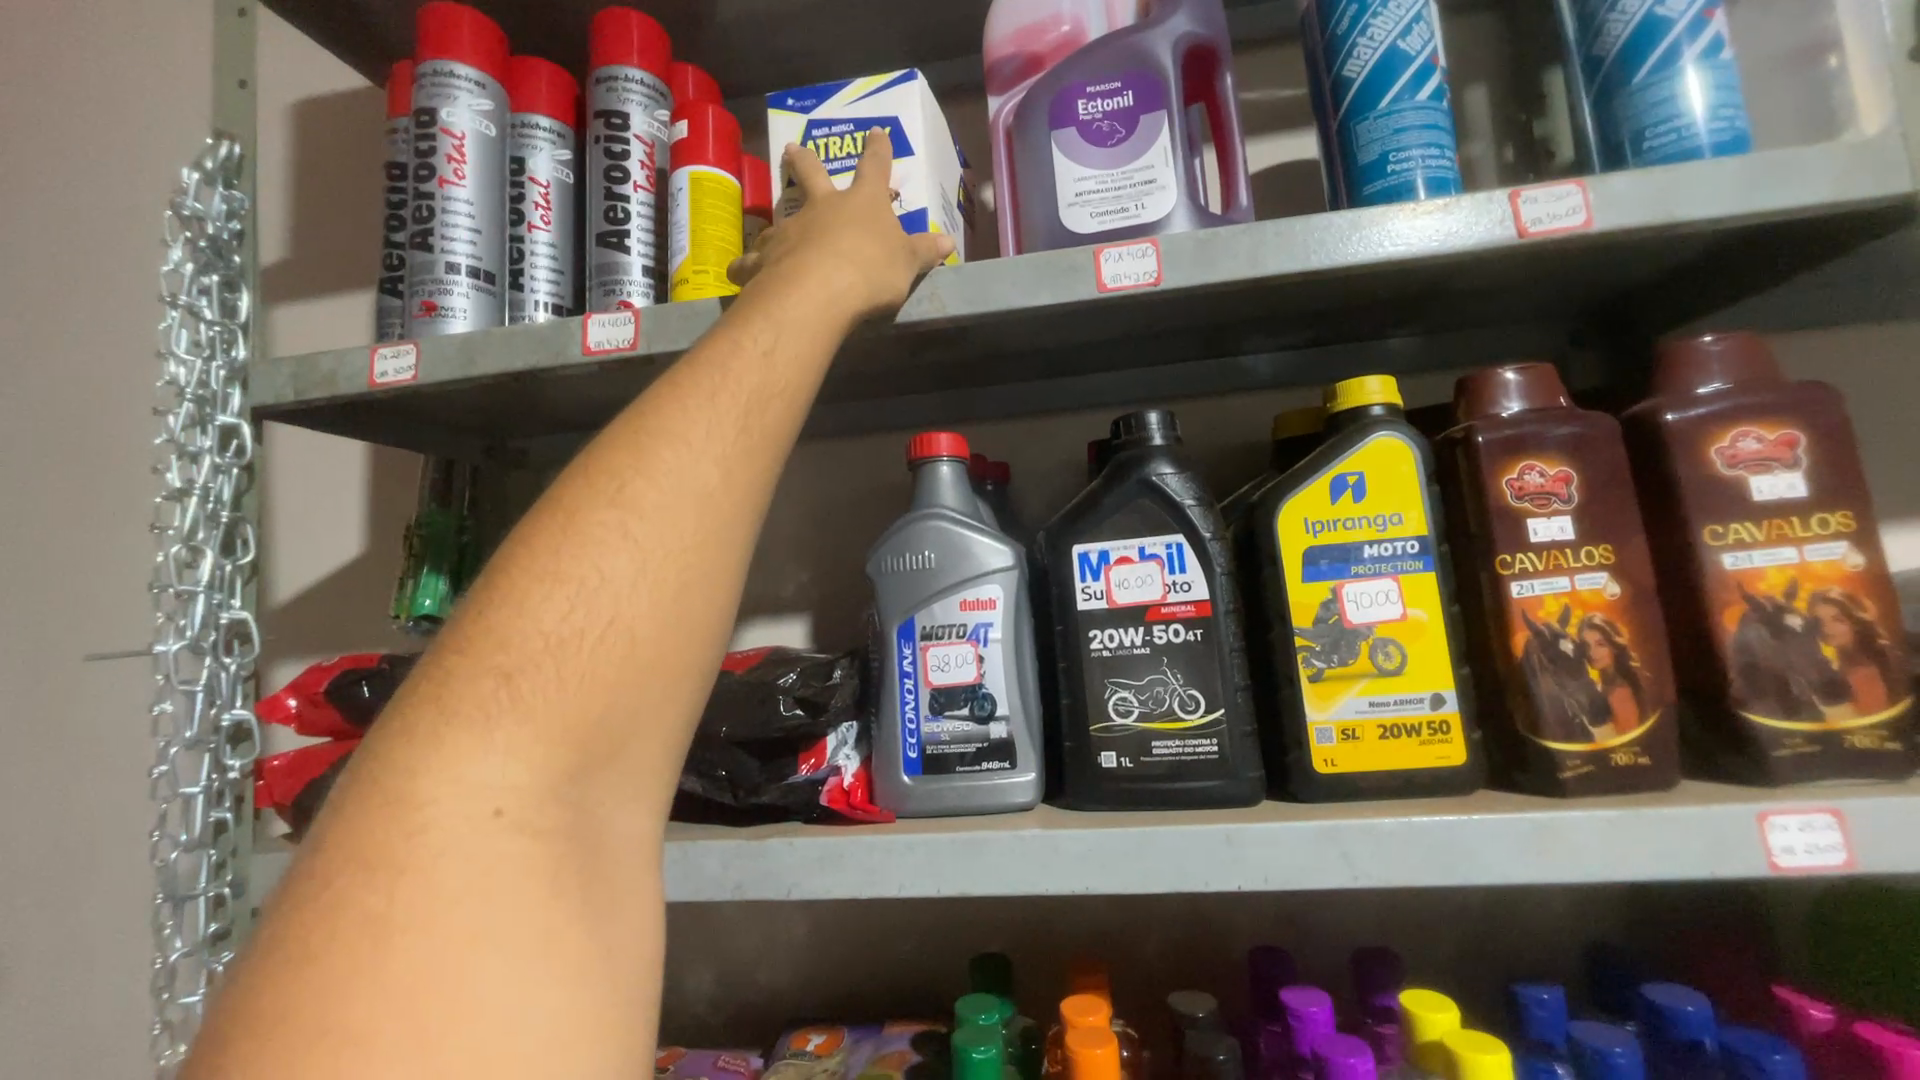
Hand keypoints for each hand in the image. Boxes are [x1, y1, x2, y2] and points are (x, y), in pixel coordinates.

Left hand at [727, 130, 954, 321]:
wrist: (819, 293)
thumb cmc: (871, 272)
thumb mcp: (907, 264)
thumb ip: (924, 252)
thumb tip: (949, 242)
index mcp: (862, 203)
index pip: (874, 168)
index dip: (878, 151)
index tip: (876, 134)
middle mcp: (822, 208)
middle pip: (810, 174)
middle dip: (803, 161)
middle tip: (792, 148)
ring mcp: (790, 230)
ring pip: (778, 221)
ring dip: (774, 226)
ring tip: (766, 236)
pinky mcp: (765, 260)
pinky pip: (751, 262)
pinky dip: (746, 267)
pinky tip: (737, 274)